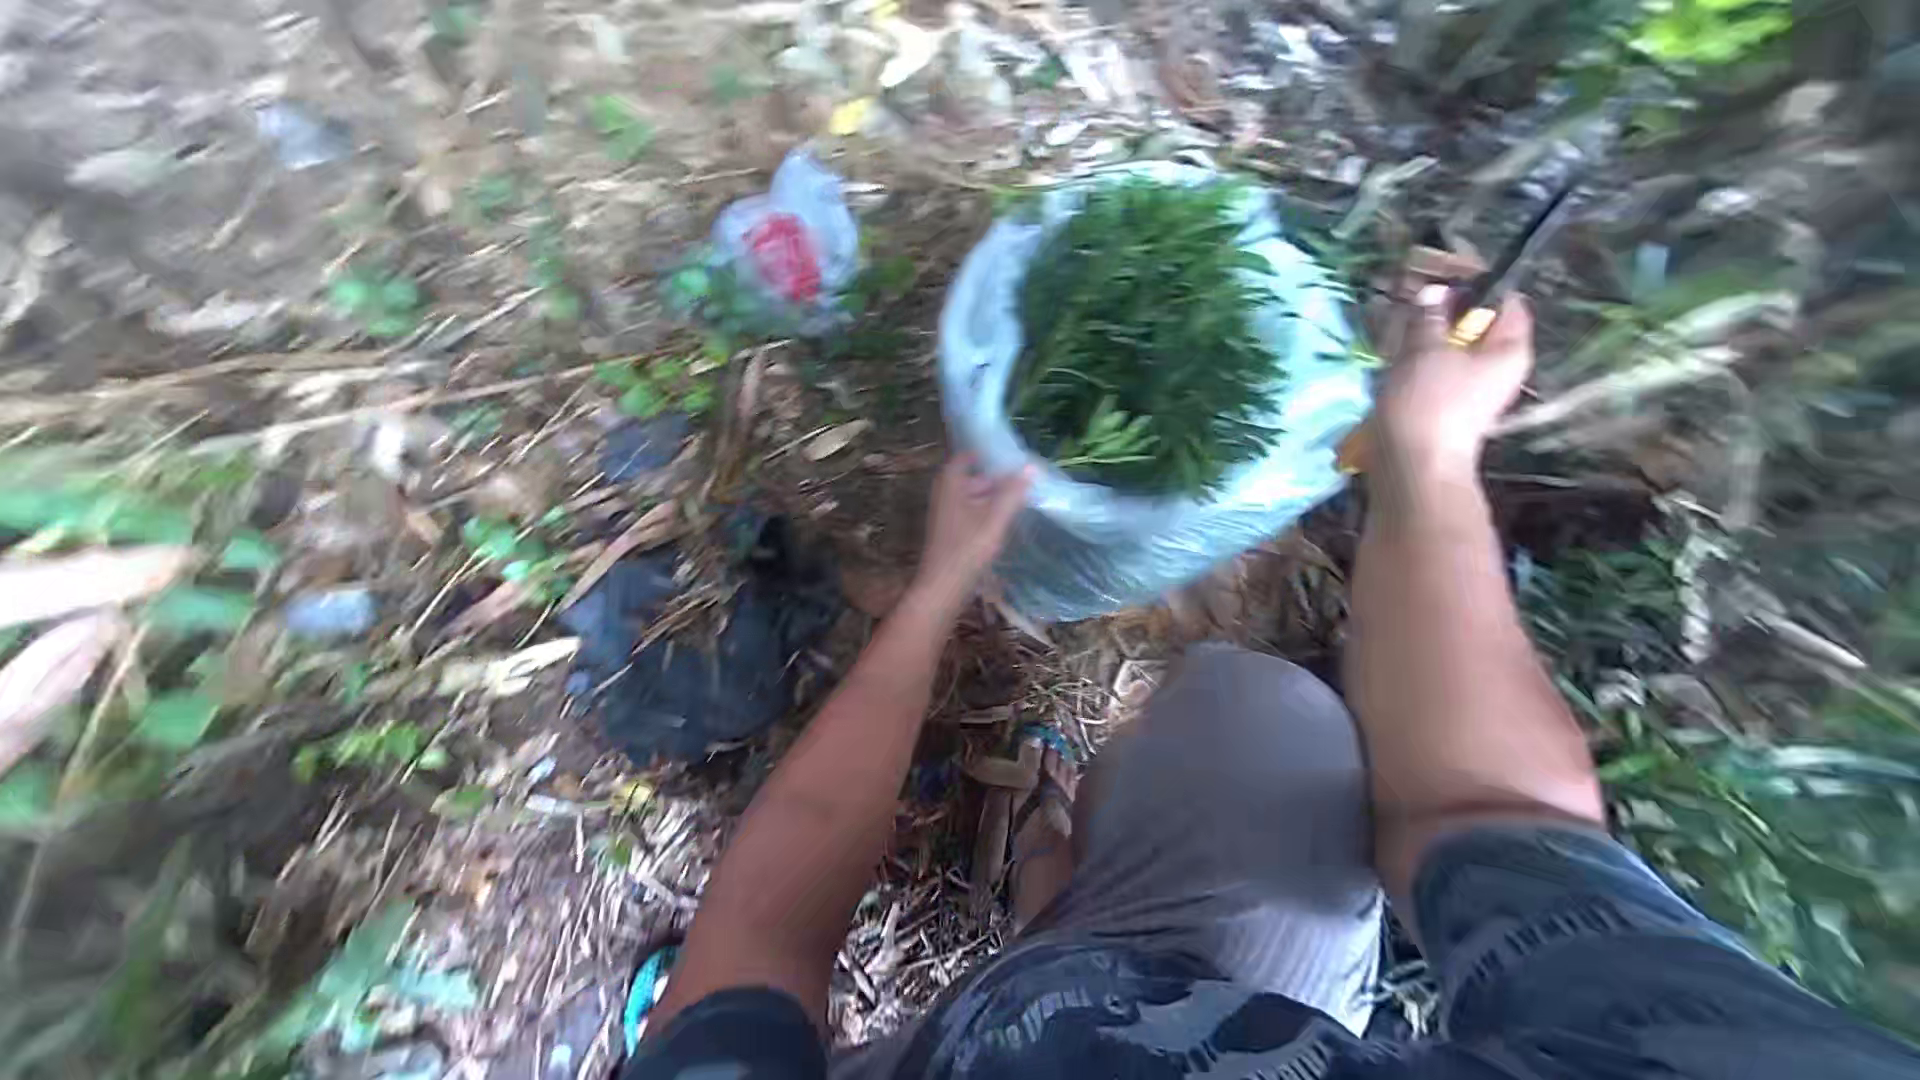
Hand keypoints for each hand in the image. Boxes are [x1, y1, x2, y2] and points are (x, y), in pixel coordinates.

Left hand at [908, 455, 1031, 614]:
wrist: (942, 589)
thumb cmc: (967, 549)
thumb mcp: (995, 518)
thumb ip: (1013, 492)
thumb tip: (1031, 466)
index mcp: (950, 483)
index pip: (967, 456)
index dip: (988, 455)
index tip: (1013, 457)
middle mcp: (945, 495)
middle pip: (973, 478)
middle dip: (998, 479)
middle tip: (1027, 480)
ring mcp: (947, 515)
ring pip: (975, 498)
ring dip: (995, 499)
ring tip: (1023, 500)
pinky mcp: (952, 534)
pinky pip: (973, 515)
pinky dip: (988, 514)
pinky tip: (1007, 523)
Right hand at [1374, 288, 1533, 479]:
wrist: (1411, 466)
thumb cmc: (1426, 403)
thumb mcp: (1423, 352)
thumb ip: (1428, 319)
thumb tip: (1433, 291)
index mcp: (1510, 351)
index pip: (1506, 303)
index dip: (1477, 289)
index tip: (1441, 285)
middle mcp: (1500, 371)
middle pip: (1477, 332)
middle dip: (1444, 321)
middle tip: (1411, 314)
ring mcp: (1473, 396)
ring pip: (1452, 357)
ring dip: (1425, 348)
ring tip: (1396, 343)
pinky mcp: (1447, 414)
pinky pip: (1436, 380)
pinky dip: (1417, 372)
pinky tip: (1394, 373)